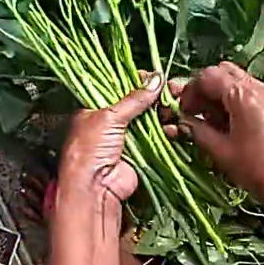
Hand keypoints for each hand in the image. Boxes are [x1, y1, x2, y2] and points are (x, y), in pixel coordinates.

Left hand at [56, 75, 162, 213]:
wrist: (96, 187)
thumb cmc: (91, 148)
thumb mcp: (109, 116)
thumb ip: (134, 98)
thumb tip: (156, 78)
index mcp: (95, 108)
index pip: (118, 88)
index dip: (136, 81)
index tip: (154, 77)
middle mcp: (110, 122)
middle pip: (136, 104)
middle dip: (152, 98)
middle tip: (168, 92)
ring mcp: (126, 137)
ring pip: (148, 120)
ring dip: (160, 114)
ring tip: (171, 108)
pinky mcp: (140, 152)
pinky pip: (156, 137)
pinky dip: (165, 130)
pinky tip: (172, 123)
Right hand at [168, 62, 263, 211]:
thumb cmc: (257, 169)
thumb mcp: (221, 151)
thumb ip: (198, 131)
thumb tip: (181, 123)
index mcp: (243, 94)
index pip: (207, 76)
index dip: (189, 91)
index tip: (182, 111)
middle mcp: (258, 87)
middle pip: (222, 72)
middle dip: (204, 89)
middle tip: (194, 112)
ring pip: (236, 81)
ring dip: (218, 95)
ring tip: (208, 121)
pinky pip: (248, 93)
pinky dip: (232, 101)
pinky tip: (225, 124)